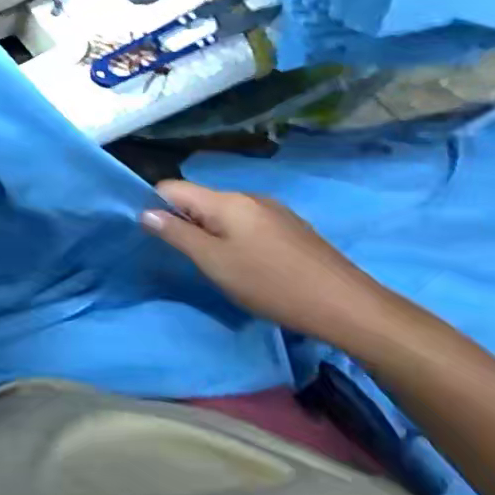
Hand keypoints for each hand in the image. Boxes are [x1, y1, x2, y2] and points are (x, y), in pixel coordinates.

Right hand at [140, 179, 411, 349]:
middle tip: (185, 257)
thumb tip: (145, 212)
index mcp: (226, 201)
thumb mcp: (214, 263)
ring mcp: (274, 211)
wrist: (349, 307)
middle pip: (198, 199)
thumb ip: (177, 234)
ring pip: (224, 213)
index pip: (171, 187)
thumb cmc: (271, 284)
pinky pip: (247, 223)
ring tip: (216, 265)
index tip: (155, 237)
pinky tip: (248, 266)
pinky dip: (235, 238)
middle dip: (184, 221)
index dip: (155, 206)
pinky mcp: (292, 228)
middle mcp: (249, 197)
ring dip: (210, 232)